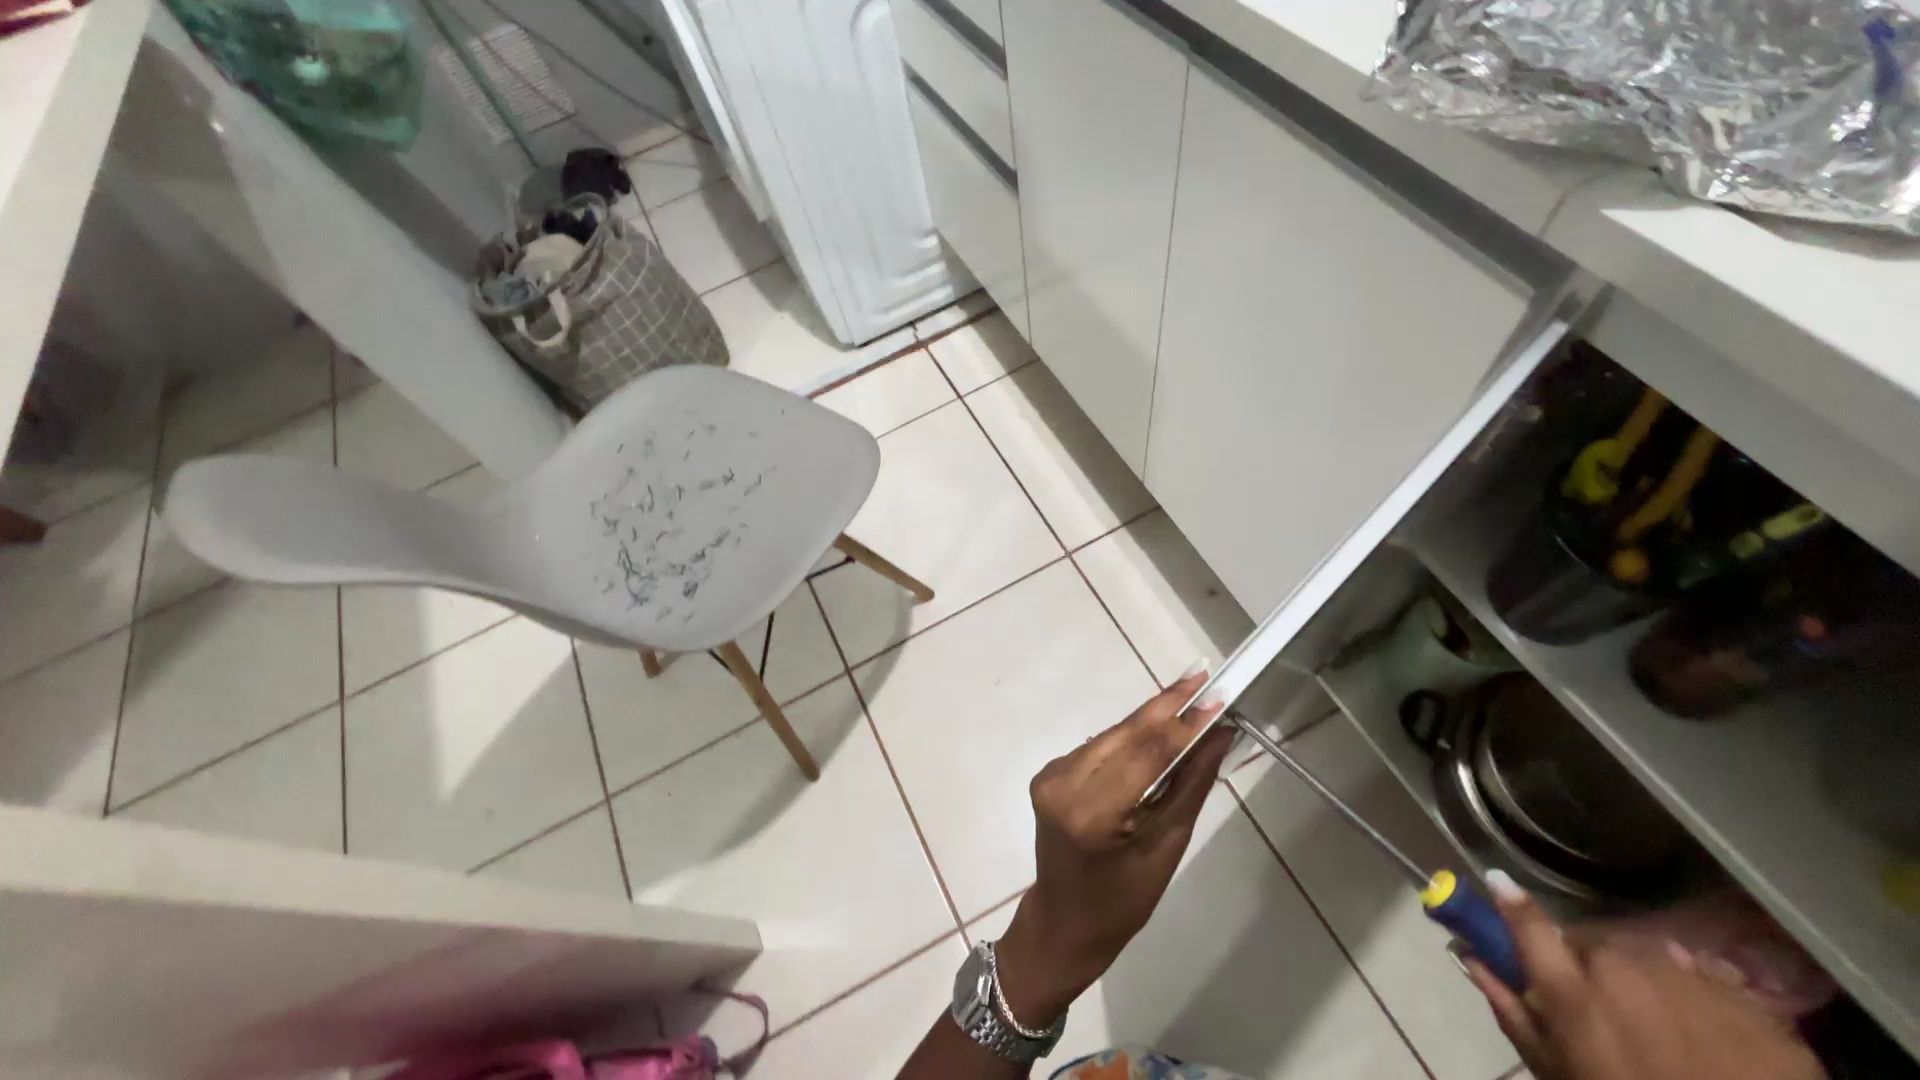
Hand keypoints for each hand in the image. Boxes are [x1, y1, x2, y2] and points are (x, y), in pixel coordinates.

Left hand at [992, 668, 1233, 1027]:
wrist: (1065, 919)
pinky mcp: (1050, 772)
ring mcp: (1051, 775)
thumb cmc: (1123, 899)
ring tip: (1191, 695)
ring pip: (1112, 735)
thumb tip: (1218, 734)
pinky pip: (1099, 747)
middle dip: (1167, 706)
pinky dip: (1130, 737)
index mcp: (1090, 813)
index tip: (1217, 698)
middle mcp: (1062, 784)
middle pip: (1125, 735)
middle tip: (1204, 678)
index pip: (1145, 754)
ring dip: (1151, 718)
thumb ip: (1190, 785)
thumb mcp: (1167, 846)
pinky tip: (1159, 726)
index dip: (1183, 723)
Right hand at [1464, 877, 1825, 1079]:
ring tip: (1661, 1026)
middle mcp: (1625, 971)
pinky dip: (1697, 997)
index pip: (1531, 929)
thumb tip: (1472, 960)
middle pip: (1595, 944)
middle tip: (1602, 1005)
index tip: (1498, 881)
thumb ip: (1514, 1012)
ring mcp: (1689, 981)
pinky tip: (1706, 1035)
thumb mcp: (1556, 1069)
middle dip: (1591, 964)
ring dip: (1645, 978)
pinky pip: (1708, 979)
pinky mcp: (1743, 1000)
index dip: (1511, 903)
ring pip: (1652, 957)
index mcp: (1575, 993)